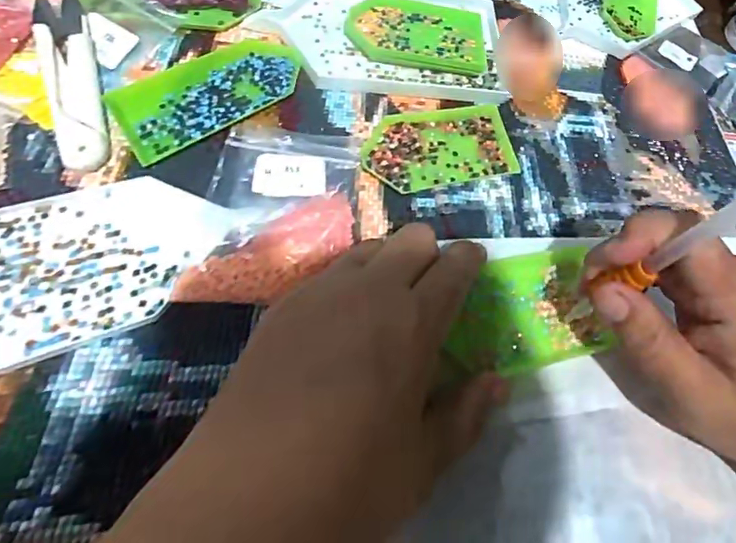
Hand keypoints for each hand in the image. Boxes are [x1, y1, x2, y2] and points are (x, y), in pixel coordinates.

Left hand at [113, 225, 504, 542]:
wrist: (238, 498)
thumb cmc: (345, 484)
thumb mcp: (419, 466)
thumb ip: (464, 417)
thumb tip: (497, 381)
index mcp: (413, 322)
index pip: (454, 265)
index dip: (470, 261)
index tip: (475, 269)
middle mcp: (370, 290)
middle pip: (413, 238)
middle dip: (431, 255)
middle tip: (430, 296)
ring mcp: (322, 291)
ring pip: (370, 248)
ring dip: (388, 263)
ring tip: (383, 308)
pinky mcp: (284, 304)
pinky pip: (330, 272)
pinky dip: (348, 283)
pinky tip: (336, 328)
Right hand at [582, 209, 735, 468]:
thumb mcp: (691, 392)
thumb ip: (648, 341)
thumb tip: (601, 290)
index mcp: (733, 288)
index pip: (687, 232)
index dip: (642, 234)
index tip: (604, 265)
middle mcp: (726, 266)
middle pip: (669, 230)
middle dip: (623, 248)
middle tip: (588, 285)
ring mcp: (716, 270)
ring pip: (661, 241)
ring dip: (624, 259)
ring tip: (596, 291)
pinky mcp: (704, 280)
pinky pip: (663, 260)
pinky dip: (634, 272)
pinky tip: (619, 296)